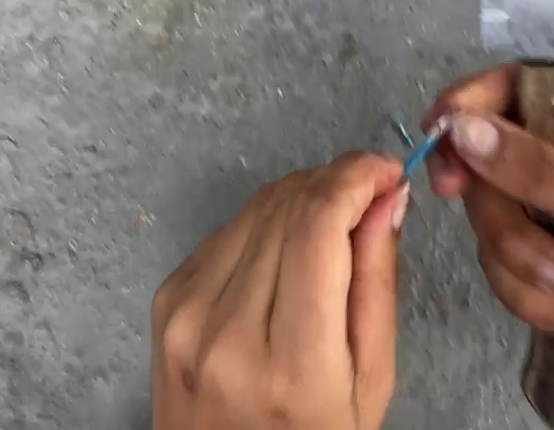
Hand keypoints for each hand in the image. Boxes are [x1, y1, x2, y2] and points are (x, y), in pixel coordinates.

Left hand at [150, 152, 409, 429]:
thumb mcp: (369, 384)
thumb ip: (376, 282)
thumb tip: (384, 196)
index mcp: (291, 367)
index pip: (317, 226)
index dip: (354, 177)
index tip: (386, 168)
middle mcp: (227, 330)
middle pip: (286, 207)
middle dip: (335, 182)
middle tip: (368, 193)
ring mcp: (187, 310)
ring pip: (257, 207)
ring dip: (303, 197)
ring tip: (332, 222)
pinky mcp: (167, 295)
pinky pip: (230, 229)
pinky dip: (267, 224)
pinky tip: (286, 250)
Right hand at [425, 67, 553, 429]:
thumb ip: (541, 172)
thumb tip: (461, 125)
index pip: (527, 87)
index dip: (478, 102)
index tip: (441, 132)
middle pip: (494, 154)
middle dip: (507, 210)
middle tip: (526, 241)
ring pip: (490, 211)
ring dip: (523, 260)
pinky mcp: (543, 265)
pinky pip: (496, 260)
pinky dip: (526, 294)